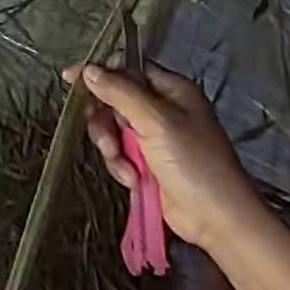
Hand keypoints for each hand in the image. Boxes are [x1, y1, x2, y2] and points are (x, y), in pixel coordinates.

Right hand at [65, 63, 258, 249]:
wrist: (218, 221)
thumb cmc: (194, 163)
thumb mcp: (156, 121)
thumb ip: (120, 92)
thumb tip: (89, 70)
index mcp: (170, 89)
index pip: (127, 68)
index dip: (99, 71)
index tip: (71, 79)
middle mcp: (161, 108)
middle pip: (114, 98)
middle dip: (104, 118)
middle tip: (104, 135)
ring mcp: (154, 137)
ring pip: (113, 127)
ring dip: (111, 146)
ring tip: (123, 163)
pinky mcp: (148, 162)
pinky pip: (119, 152)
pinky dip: (121, 164)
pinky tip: (132, 178)